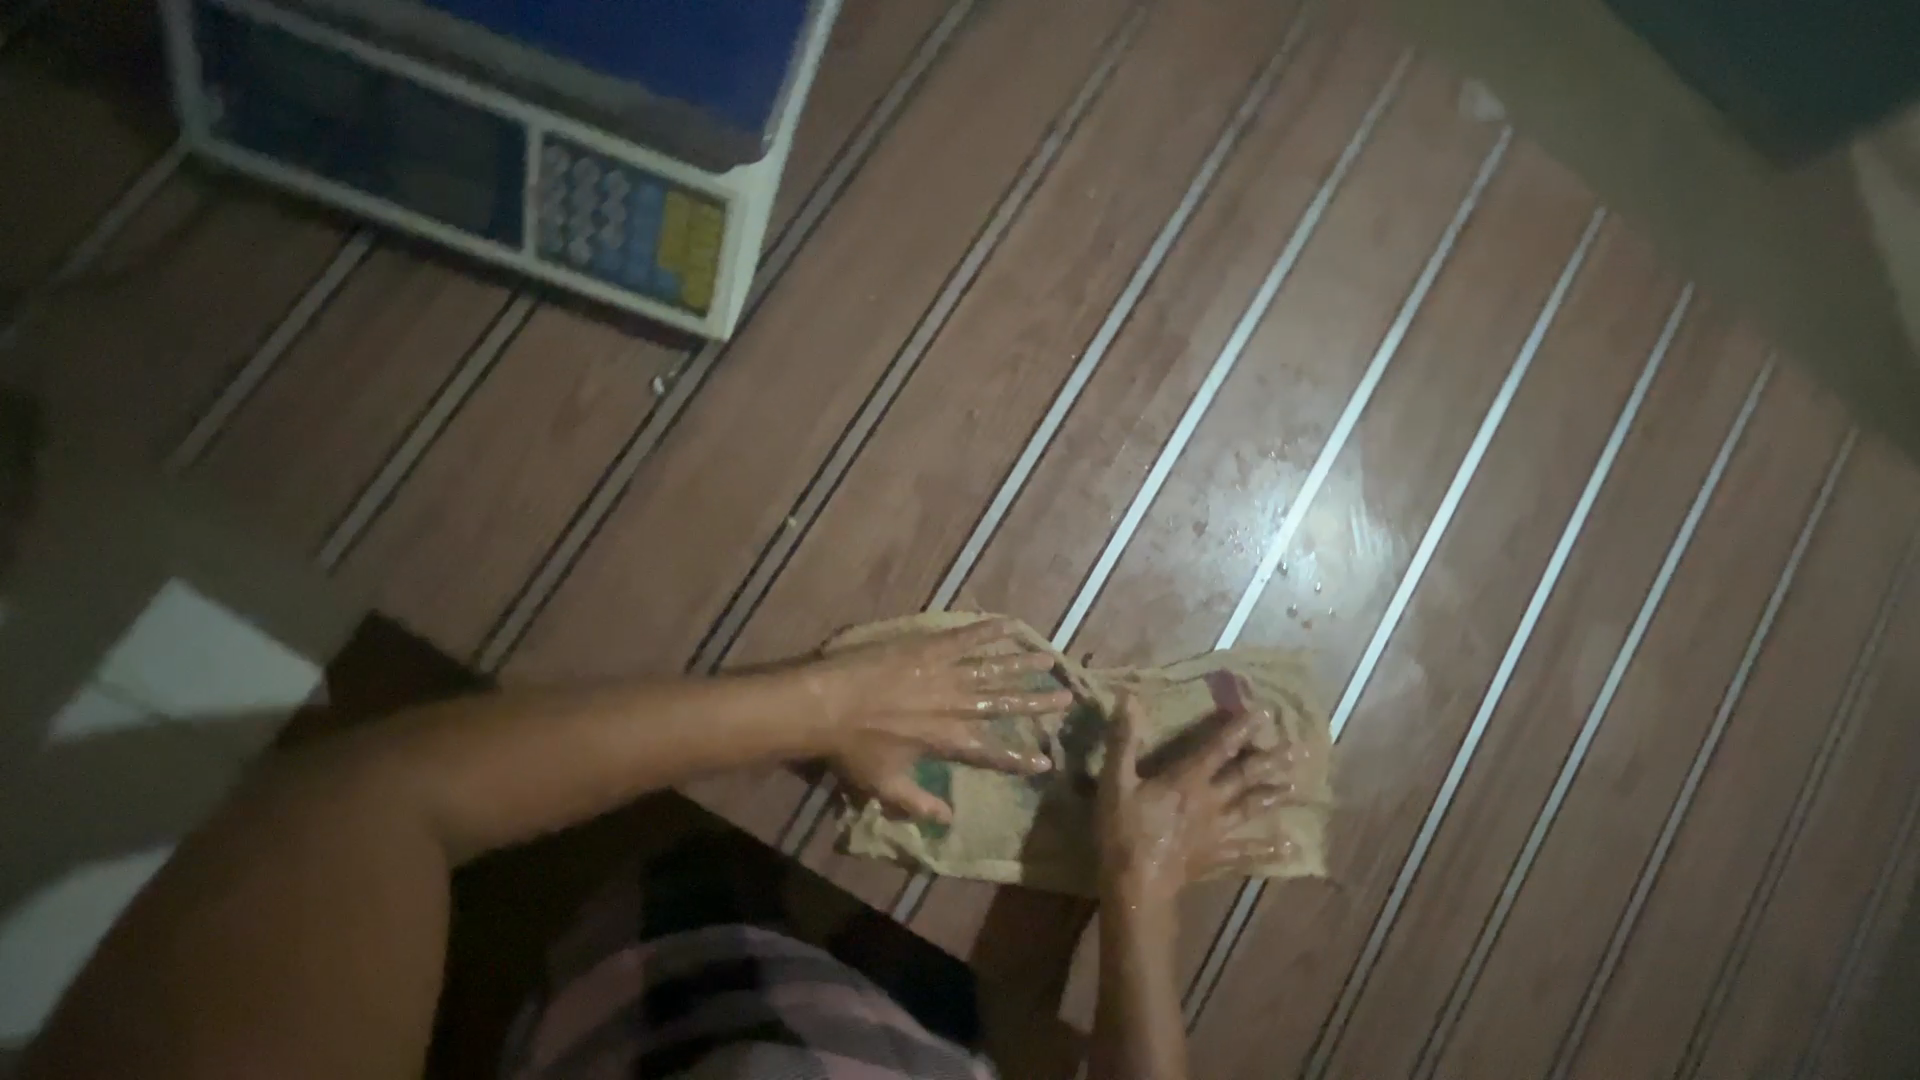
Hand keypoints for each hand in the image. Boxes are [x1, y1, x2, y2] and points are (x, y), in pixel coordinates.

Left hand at [804, 618, 1073, 822]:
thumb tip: (949, 820)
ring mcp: (944, 672)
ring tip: (1050, 660)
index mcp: (947, 739)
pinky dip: (990, 630)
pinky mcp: (930, 647)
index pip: (992, 751)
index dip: (1020, 758)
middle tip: (1067, 698)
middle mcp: (955, 705)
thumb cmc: (853, 748)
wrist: (828, 702)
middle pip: (1004, 703)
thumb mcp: (885, 785)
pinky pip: (966, 637)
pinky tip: (1011, 624)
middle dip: (1036, 703)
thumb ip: (919, 803)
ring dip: (1022, 665)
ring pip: (993, 668)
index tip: (1047, 761)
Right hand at [1097, 694, 1294, 902]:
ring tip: (1296, 785)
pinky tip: (1290, 846)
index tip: (1263, 712)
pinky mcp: (1217, 856)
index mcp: (1187, 779)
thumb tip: (1127, 697)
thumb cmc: (1124, 830)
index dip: (1239, 728)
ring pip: (1251, 808)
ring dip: (1273, 795)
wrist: (1138, 885)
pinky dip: (1268, 848)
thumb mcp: (1115, 781)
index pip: (1218, 747)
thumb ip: (1124, 740)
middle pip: (1244, 777)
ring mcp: (1218, 830)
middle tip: (1296, 749)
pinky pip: (1247, 851)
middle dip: (1268, 761)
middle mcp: (1210, 800)